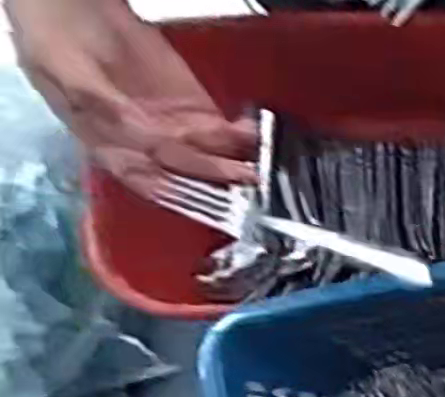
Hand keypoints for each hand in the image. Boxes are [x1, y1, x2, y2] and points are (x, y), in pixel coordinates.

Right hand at [7, 0, 257, 198]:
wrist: (76, 2)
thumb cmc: (53, 33)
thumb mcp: (62, 68)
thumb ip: (100, 104)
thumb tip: (142, 134)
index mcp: (107, 142)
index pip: (146, 180)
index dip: (176, 194)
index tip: (203, 198)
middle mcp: (150, 146)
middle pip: (192, 173)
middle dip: (219, 175)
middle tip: (245, 175)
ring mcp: (182, 133)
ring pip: (219, 159)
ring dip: (241, 162)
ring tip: (260, 160)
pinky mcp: (205, 118)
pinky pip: (234, 137)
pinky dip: (249, 139)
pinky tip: (255, 134)